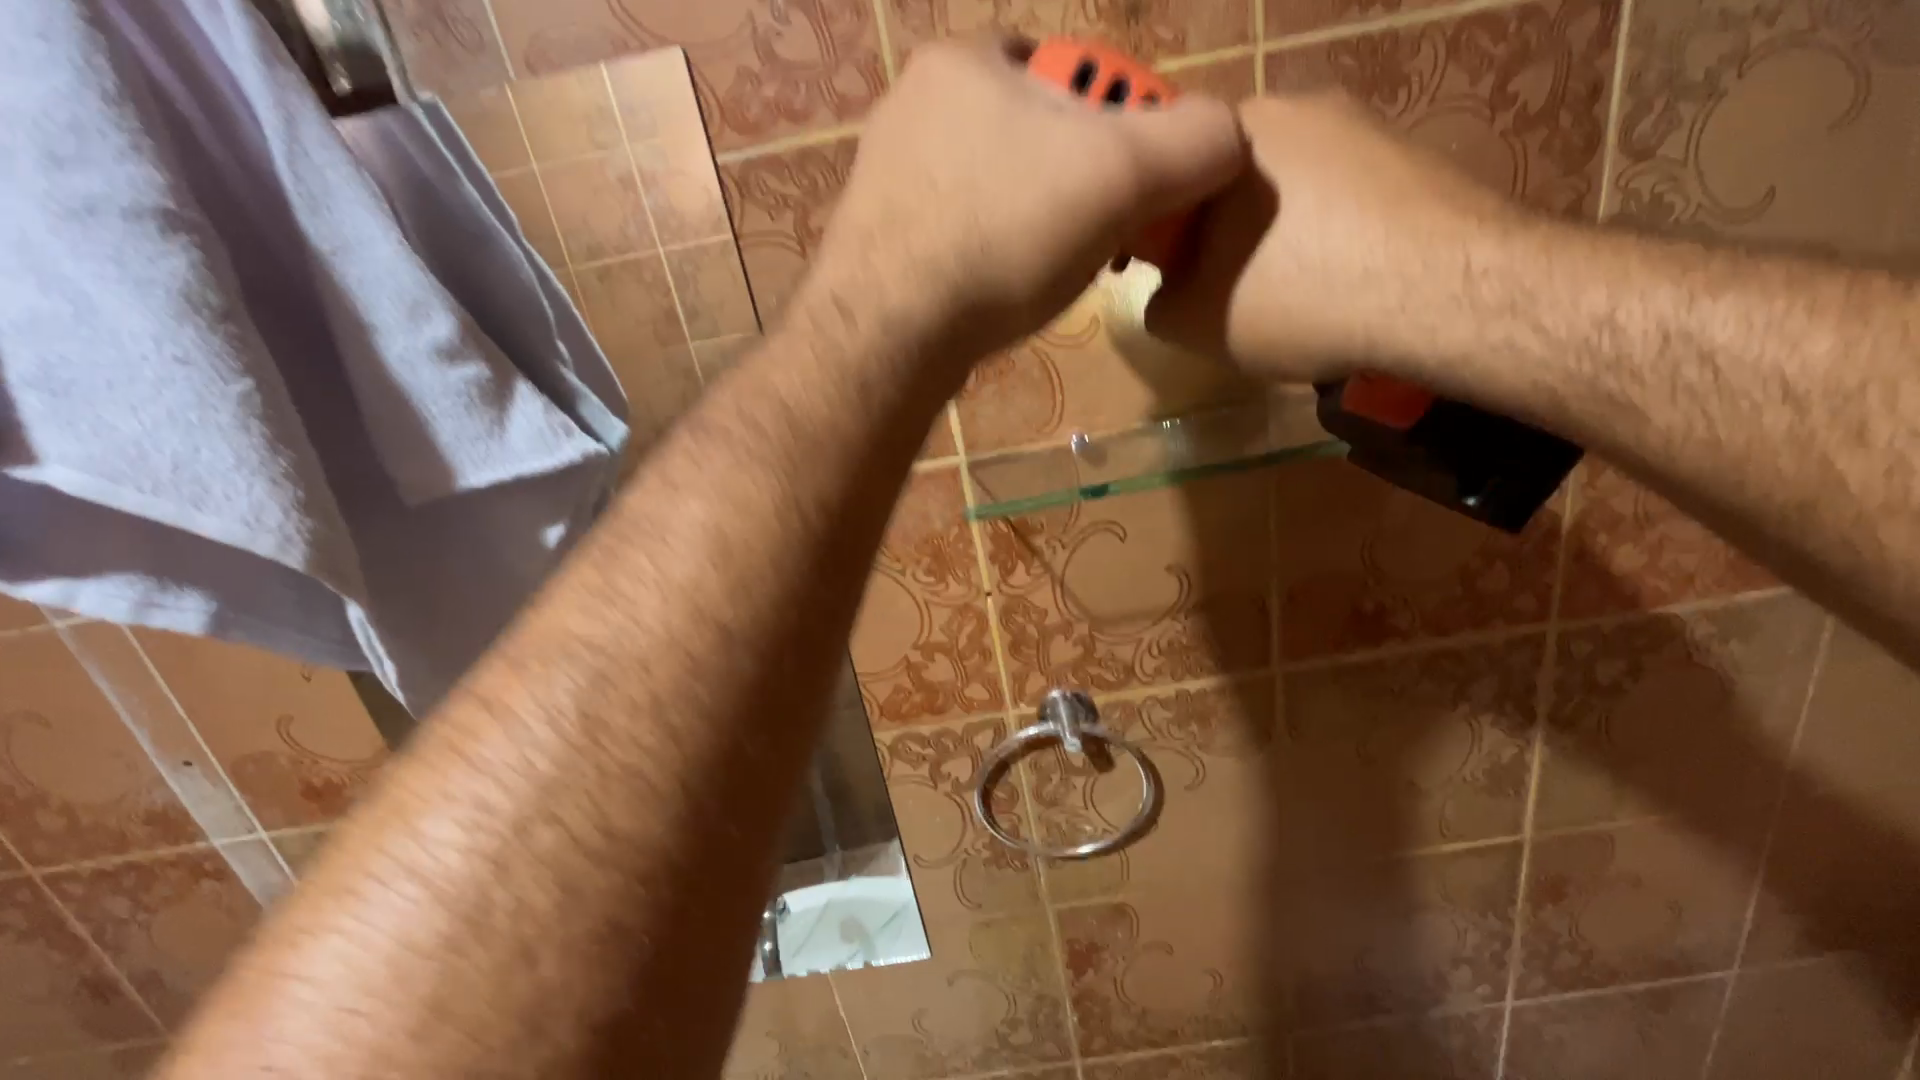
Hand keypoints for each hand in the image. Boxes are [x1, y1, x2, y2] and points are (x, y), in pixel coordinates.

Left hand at [796, 40, 1243, 380]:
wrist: (889, 333)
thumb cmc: (1002, 235)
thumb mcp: (1123, 175)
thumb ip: (1194, 142)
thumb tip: (1223, 140)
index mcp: (967, 60)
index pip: (1076, 73)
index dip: (1124, 130)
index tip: (1135, 189)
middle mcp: (916, 106)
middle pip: (1038, 136)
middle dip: (1082, 184)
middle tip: (1102, 239)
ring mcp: (888, 176)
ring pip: (1000, 188)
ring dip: (1040, 224)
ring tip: (1054, 272)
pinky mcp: (879, 238)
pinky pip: (961, 232)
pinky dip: (993, 256)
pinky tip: (1004, 291)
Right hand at [1147, 92, 1525, 382]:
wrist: (1447, 293)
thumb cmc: (1298, 295)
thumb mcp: (1191, 321)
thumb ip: (1157, 301)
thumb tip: (1171, 292)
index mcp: (1233, 131)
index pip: (1173, 174)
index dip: (1164, 232)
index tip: (1175, 278)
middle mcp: (1299, 107)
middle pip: (1234, 181)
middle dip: (1224, 235)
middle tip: (1230, 293)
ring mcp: (1366, 125)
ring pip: (1293, 191)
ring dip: (1280, 239)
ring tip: (1295, 298)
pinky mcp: (1416, 157)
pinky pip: (1349, 202)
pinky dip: (1336, 241)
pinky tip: (1347, 288)